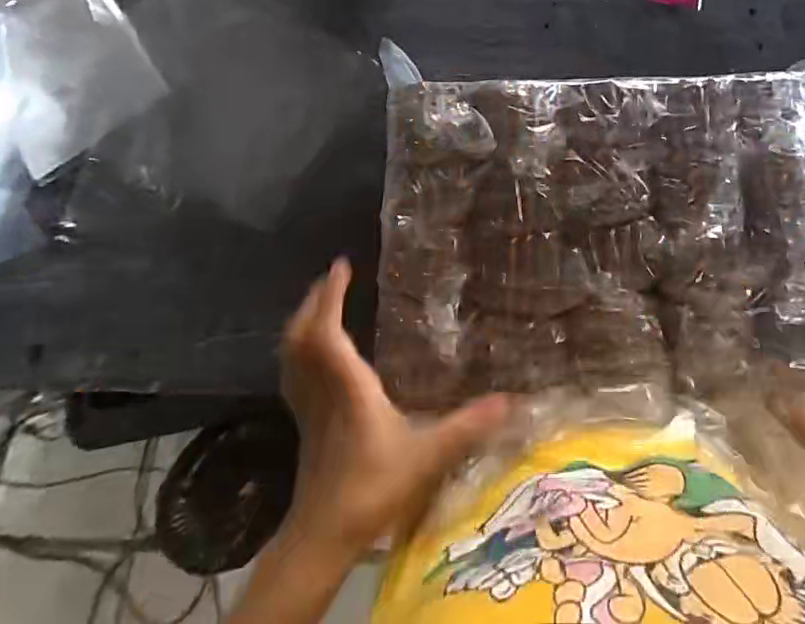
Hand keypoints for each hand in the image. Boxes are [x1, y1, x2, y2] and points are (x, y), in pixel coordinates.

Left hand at [278, 258, 510, 550]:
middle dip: (314, 303)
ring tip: (323, 304)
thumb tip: (512, 399)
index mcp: (348, 389)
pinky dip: (303, 351)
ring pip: (293, 356)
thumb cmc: (372, 490)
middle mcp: (322, 391)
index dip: (331, 297)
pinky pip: (297, 374)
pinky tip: (321, 353)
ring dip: (303, 324)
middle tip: (332, 278)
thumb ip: (469, 425)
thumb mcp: (428, 456)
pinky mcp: (306, 425)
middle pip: (301, 338)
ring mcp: (309, 409)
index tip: (341, 266)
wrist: (321, 538)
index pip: (326, 333)